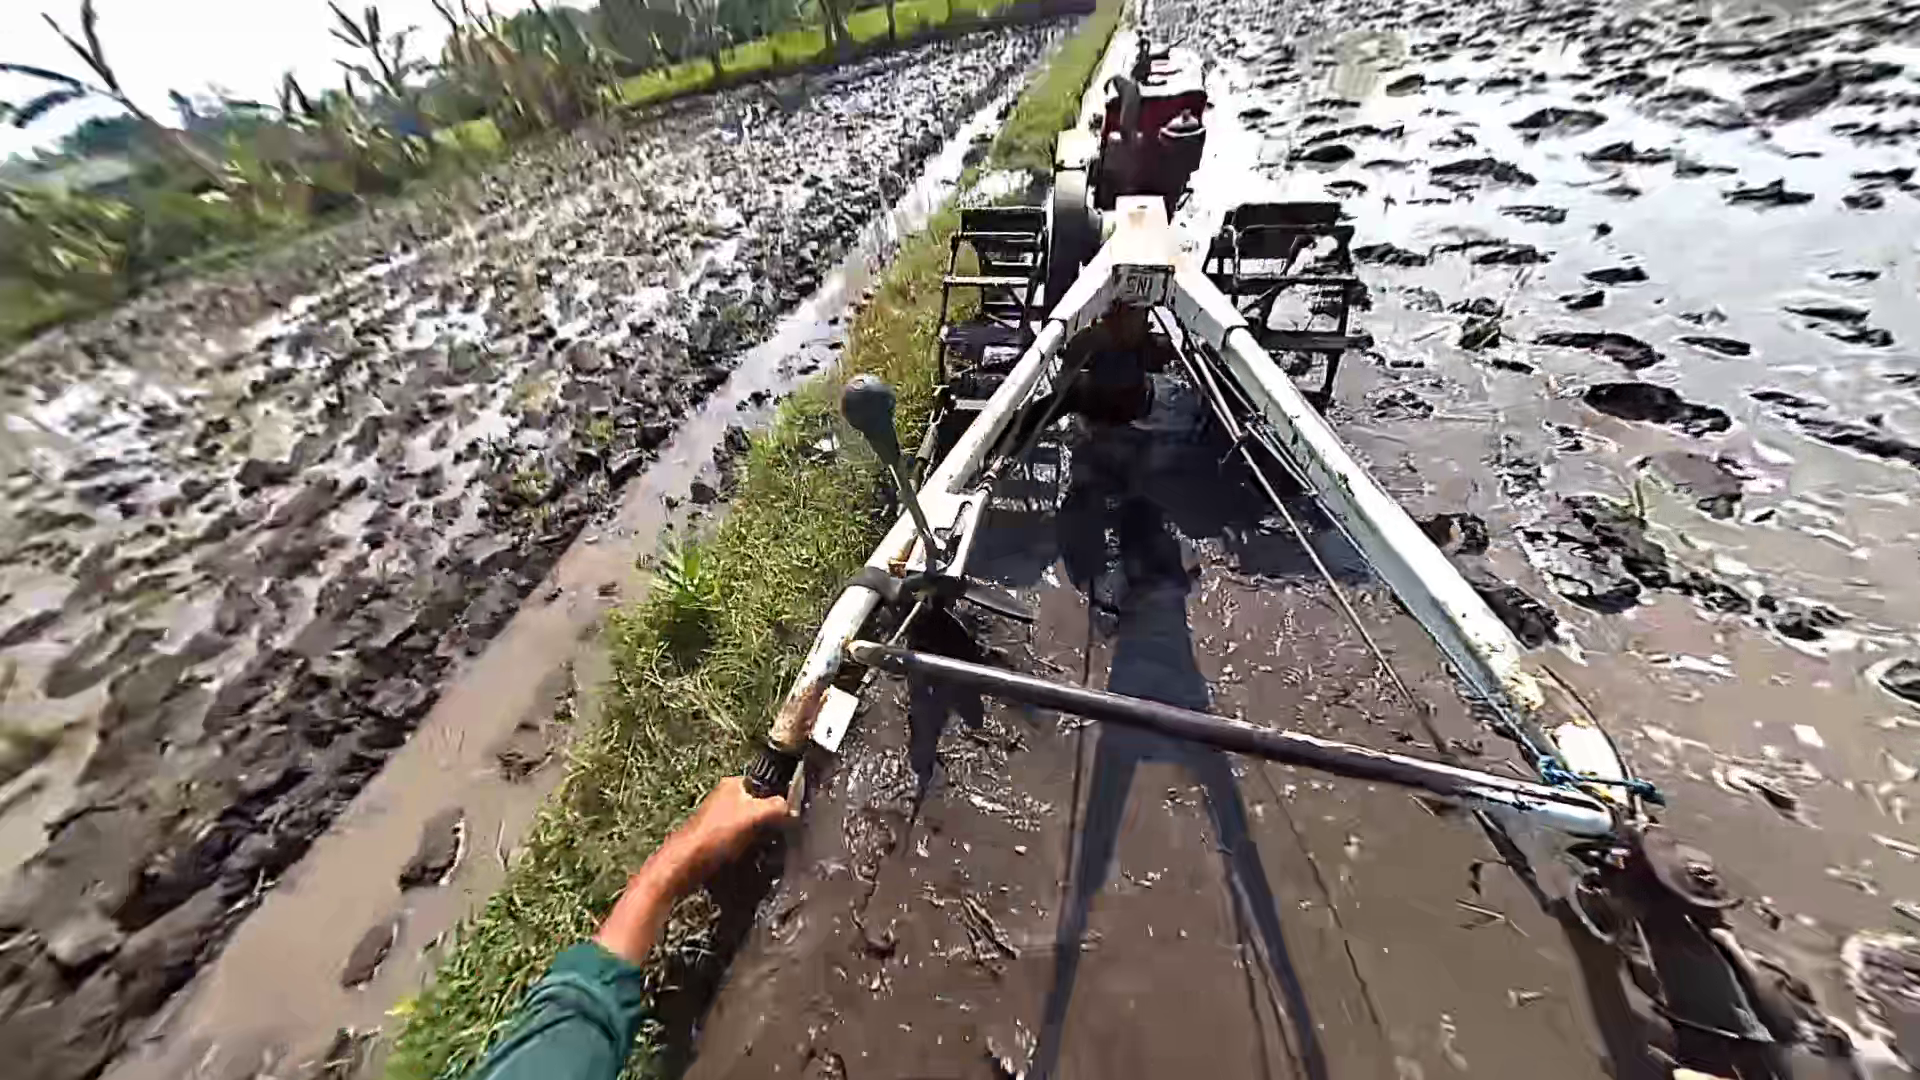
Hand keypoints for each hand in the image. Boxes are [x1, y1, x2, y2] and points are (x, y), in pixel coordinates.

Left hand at [643, 776, 789, 895]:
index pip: (765, 784)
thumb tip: (792, 811)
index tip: (786, 816)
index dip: (778, 799)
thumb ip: (779, 806)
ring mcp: (715, 818)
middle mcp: (723, 796)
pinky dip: (745, 848)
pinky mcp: (711, 839)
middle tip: (777, 835)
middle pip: (757, 805)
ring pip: (748, 825)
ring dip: (757, 837)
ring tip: (764, 850)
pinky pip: (737, 840)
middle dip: (768, 820)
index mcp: (733, 783)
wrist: (681, 867)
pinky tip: (749, 860)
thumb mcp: (756, 814)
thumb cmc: (717, 834)